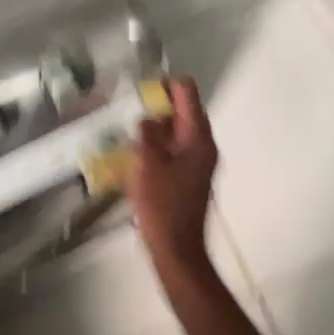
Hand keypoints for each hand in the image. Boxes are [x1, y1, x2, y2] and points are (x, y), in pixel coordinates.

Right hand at [127, 76, 218, 270]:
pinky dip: (159, 143)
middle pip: (184, 110)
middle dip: (159, 104)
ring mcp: (199, 162)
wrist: (177, 250)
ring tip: (130, 128)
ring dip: (157, 125)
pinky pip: (175, 148)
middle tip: (131, 107)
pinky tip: (137, 153)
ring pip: (178, 130)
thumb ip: (147, 134)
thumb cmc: (162, 206)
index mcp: (198, 138)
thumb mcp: (148, 164)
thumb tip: (147, 117)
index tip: (142, 88)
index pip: (188, 92)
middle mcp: (204, 145)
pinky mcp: (189, 176)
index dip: (166, 83)